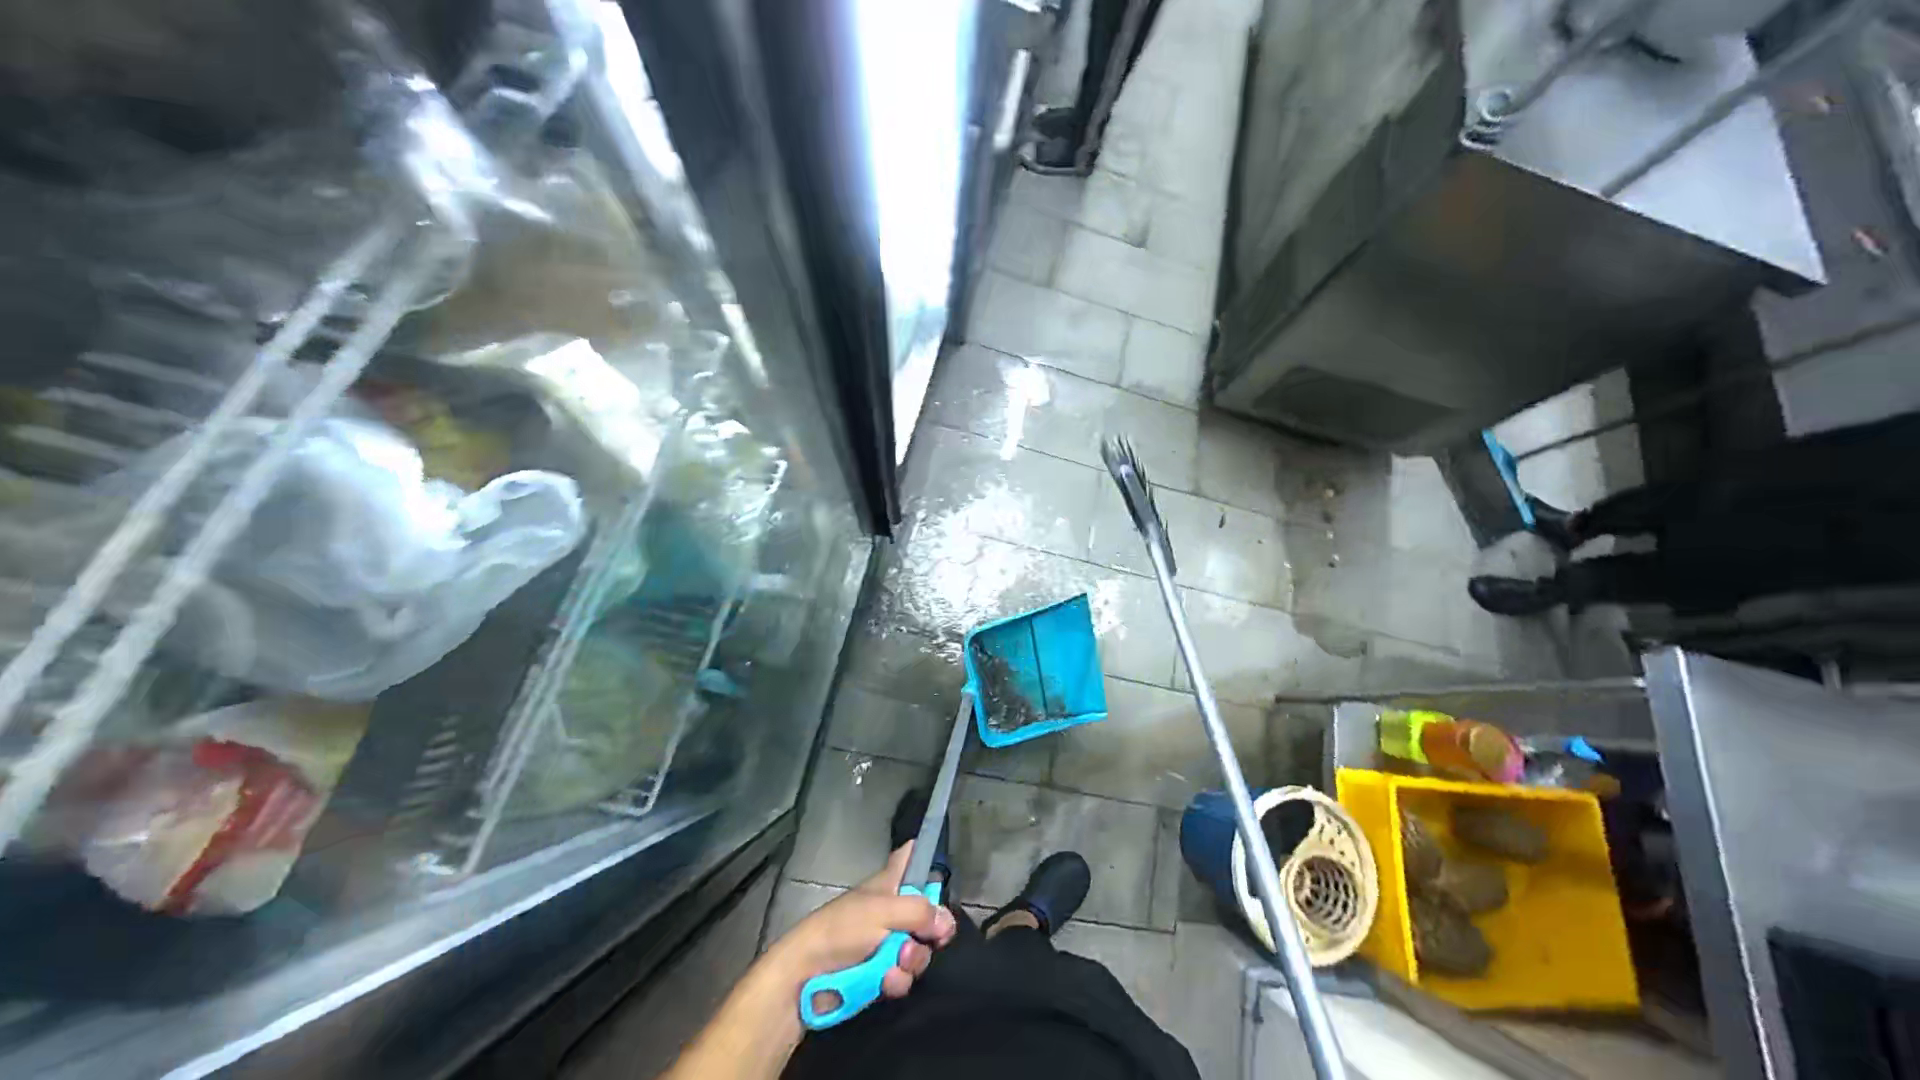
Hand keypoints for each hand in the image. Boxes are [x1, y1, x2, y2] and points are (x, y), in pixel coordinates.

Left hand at [761, 841, 957, 1007]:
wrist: (805, 976)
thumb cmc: (841, 929)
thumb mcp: (883, 911)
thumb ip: (919, 912)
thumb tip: (946, 921)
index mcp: (888, 884)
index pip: (909, 858)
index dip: (925, 858)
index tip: (939, 871)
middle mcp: (891, 910)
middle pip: (927, 913)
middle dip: (930, 930)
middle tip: (927, 938)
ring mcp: (886, 943)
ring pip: (918, 948)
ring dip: (912, 959)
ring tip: (896, 963)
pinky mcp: (881, 973)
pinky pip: (904, 974)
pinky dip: (897, 979)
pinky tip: (886, 982)